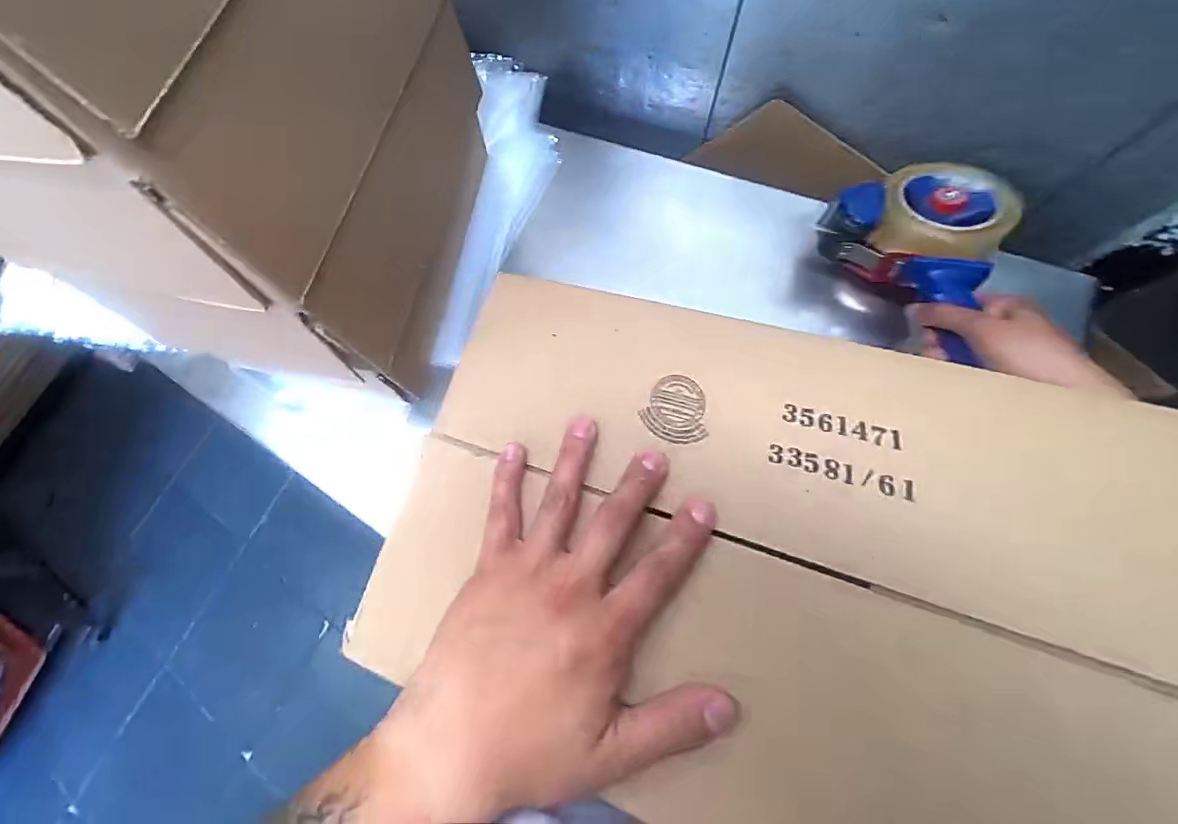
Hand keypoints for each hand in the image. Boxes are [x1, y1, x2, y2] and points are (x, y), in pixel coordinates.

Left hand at [282, 417, 737, 822]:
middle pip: (610, 525)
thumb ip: (670, 726)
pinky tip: (512, 450)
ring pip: (558, 505)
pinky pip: (501, 515)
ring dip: (574, 463)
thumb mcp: (609, 753)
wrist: (448, 745)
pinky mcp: (489, 568)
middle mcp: (569, 587)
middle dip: (635, 487)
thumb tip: (729, 706)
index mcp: (603, 630)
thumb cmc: (530, 750)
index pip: (656, 574)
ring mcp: (526, 571)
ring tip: (585, 424)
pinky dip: (506, 480)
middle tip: (653, 453)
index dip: (684, 538)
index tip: (702, 504)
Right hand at [912, 295, 1133, 397]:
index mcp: (1010, 307)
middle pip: (959, 330)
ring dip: (946, 359)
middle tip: (936, 351)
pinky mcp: (1005, 384)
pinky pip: (971, 374)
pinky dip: (960, 376)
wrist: (1069, 402)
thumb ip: (945, 314)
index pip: (965, 302)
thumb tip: (913, 308)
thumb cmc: (1029, 354)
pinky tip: (956, 383)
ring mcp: (1007, 359)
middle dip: (941, 339)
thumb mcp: (983, 327)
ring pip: (962, 354)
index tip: (925, 326)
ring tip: (945, 369)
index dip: (942, 310)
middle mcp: (1008, 330)